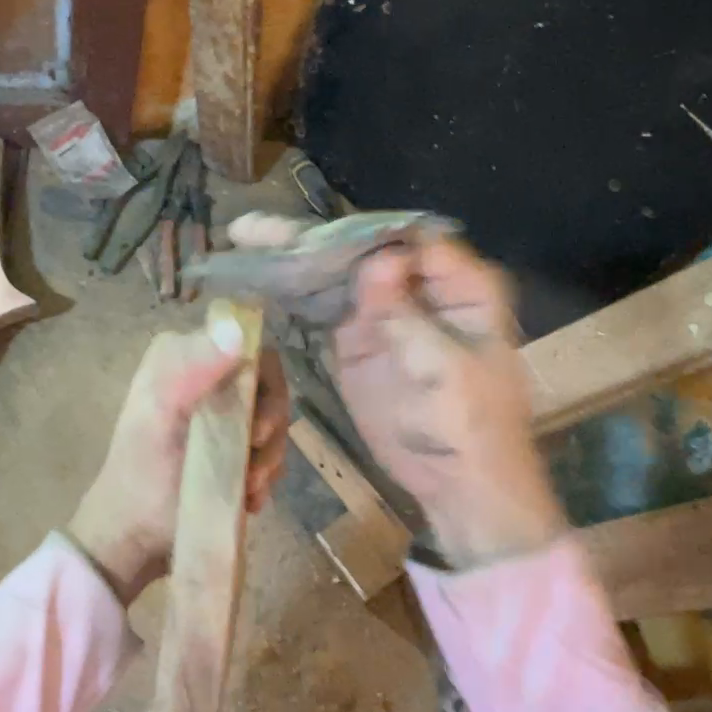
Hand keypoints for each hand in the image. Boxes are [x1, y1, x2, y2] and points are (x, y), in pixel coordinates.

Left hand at [68, 328, 288, 603]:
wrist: (135, 536)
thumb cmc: (141, 473)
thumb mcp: (159, 413)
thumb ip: (191, 367)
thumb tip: (237, 329)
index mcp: (182, 354)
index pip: (249, 344)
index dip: (264, 382)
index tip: (256, 426)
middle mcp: (204, 374)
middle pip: (268, 384)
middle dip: (270, 428)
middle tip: (253, 465)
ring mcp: (221, 411)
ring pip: (273, 418)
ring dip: (268, 457)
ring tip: (247, 487)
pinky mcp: (232, 444)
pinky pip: (270, 448)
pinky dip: (265, 473)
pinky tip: (247, 496)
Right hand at [227, 213, 566, 570]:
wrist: (457, 484)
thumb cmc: (469, 427)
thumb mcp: (445, 370)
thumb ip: (406, 314)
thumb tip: (378, 258)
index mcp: (458, 285)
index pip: (408, 238)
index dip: (361, 233)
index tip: (313, 237)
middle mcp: (418, 285)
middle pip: (362, 249)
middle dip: (311, 237)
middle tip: (251, 227)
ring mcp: (384, 310)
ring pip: (336, 272)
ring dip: (293, 257)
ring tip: (242, 239)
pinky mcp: (356, 336)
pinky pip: (323, 305)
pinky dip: (293, 291)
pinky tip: (257, 276)